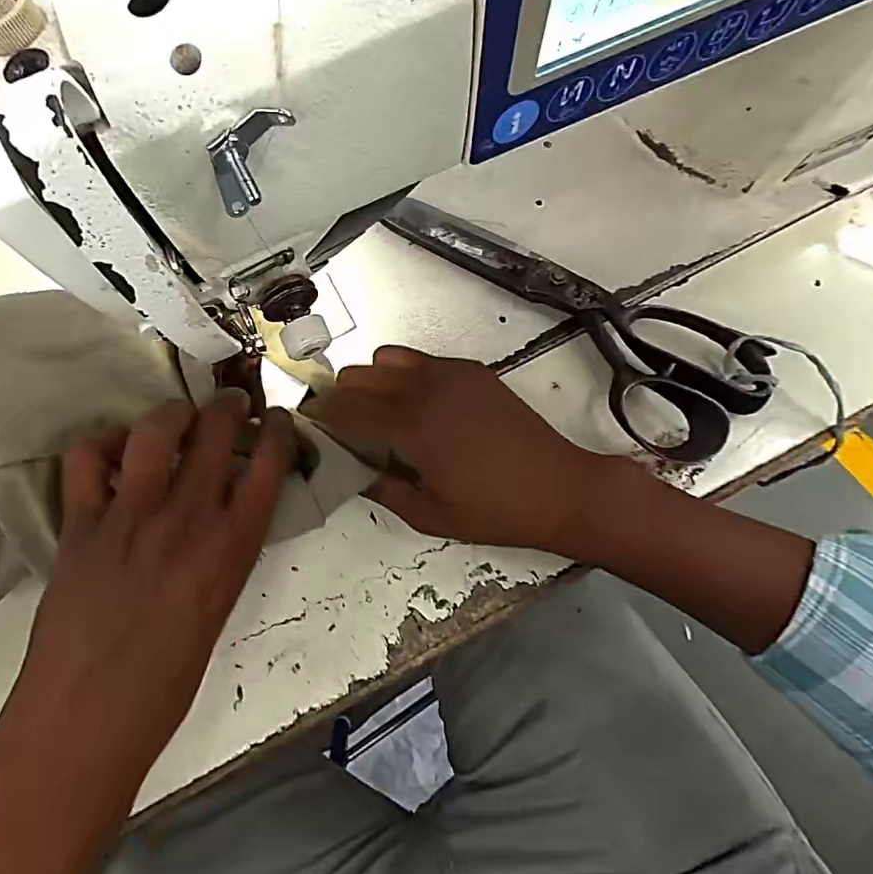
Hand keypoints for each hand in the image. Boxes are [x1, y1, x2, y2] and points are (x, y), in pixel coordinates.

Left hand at [25, 391, 297, 772]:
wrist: (88, 720)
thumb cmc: (167, 678)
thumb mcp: (220, 602)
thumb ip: (225, 547)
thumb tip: (224, 506)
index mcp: (233, 546)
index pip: (270, 462)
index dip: (279, 429)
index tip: (276, 419)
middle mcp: (188, 520)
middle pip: (217, 430)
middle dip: (229, 404)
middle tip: (229, 404)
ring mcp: (131, 518)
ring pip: (156, 429)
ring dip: (173, 412)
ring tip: (178, 417)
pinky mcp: (81, 526)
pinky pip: (87, 460)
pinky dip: (102, 445)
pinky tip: (114, 456)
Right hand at [309, 347, 633, 557]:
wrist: (560, 487)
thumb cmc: (497, 509)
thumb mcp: (431, 515)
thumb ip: (384, 491)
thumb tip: (356, 473)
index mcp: (412, 424)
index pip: (347, 408)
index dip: (322, 415)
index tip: (312, 425)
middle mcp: (427, 388)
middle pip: (360, 375)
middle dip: (343, 397)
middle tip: (345, 427)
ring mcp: (452, 374)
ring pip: (389, 357)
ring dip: (374, 380)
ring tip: (382, 413)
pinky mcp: (474, 371)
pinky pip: (423, 360)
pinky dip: (407, 375)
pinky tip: (419, 407)